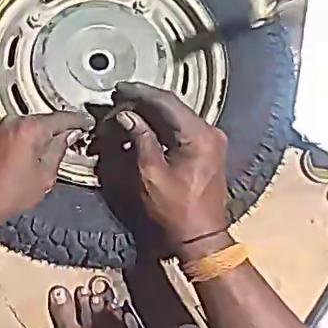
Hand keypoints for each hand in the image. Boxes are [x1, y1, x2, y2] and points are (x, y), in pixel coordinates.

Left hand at [0, 112, 92, 226]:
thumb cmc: (10, 193)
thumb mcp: (45, 175)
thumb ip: (60, 150)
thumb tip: (69, 137)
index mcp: (30, 128)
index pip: (62, 118)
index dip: (78, 121)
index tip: (88, 123)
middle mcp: (13, 121)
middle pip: (43, 120)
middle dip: (58, 129)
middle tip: (73, 139)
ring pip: (28, 125)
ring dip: (40, 134)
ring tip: (52, 149)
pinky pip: (14, 132)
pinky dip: (25, 138)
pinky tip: (31, 153)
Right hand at [92, 82, 230, 259]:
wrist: (201, 237)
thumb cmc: (177, 212)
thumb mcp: (151, 174)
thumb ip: (140, 138)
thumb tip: (126, 116)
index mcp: (199, 136)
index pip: (166, 102)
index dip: (139, 94)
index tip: (119, 91)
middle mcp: (209, 132)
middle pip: (171, 106)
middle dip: (142, 103)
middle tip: (117, 102)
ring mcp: (210, 140)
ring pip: (175, 115)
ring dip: (149, 113)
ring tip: (124, 113)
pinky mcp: (206, 149)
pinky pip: (180, 128)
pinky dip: (159, 125)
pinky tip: (141, 127)